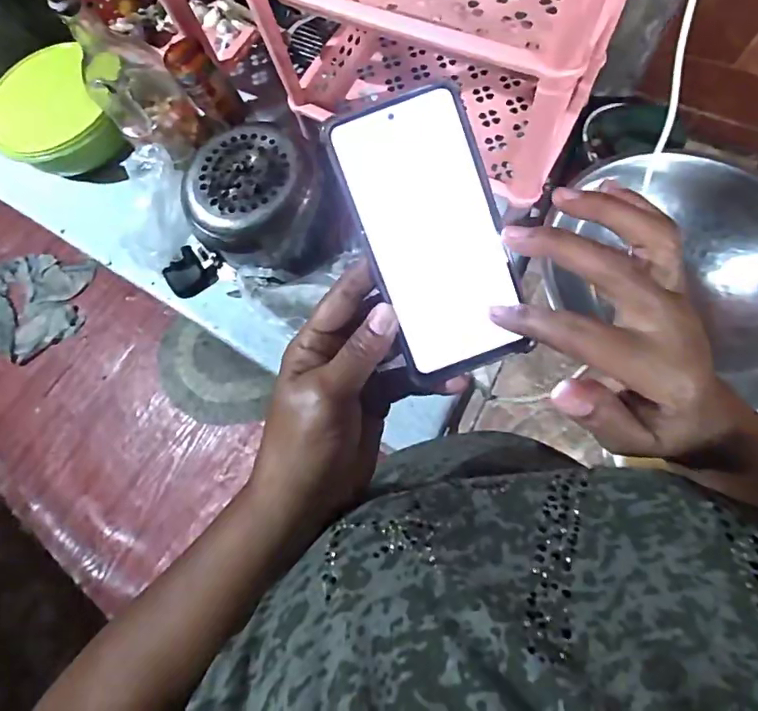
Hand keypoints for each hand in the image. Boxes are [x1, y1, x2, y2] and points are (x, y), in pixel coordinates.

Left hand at [247, 261, 464, 529]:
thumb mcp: (326, 394)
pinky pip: (407, 381)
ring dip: (422, 345)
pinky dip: (429, 381)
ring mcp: (361, 377)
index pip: (342, 300)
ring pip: (396, 350)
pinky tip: (455, 381)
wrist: (304, 506)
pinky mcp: (380, 400)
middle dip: (404, 305)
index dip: (366, 275)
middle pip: (374, 320)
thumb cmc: (302, 445)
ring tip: (456, 331)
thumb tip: (389, 309)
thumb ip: (359, 353)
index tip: (397, 250)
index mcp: (314, 345)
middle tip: (441, 284)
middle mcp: (338, 353)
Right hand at [490, 182, 757, 465]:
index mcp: (657, 366)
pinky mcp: (677, 277)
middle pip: (617, 270)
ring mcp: (678, 291)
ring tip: (560, 196)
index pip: (589, 337)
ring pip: (652, 236)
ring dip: (605, 209)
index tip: (497, 310)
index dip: (539, 323)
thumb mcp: (633, 441)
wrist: (707, 408)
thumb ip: (601, 417)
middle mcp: (670, 319)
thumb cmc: (662, 424)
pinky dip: (634, 203)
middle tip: (515, 233)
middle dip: (562, 246)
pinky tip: (603, 185)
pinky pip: (663, 231)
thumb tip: (560, 392)